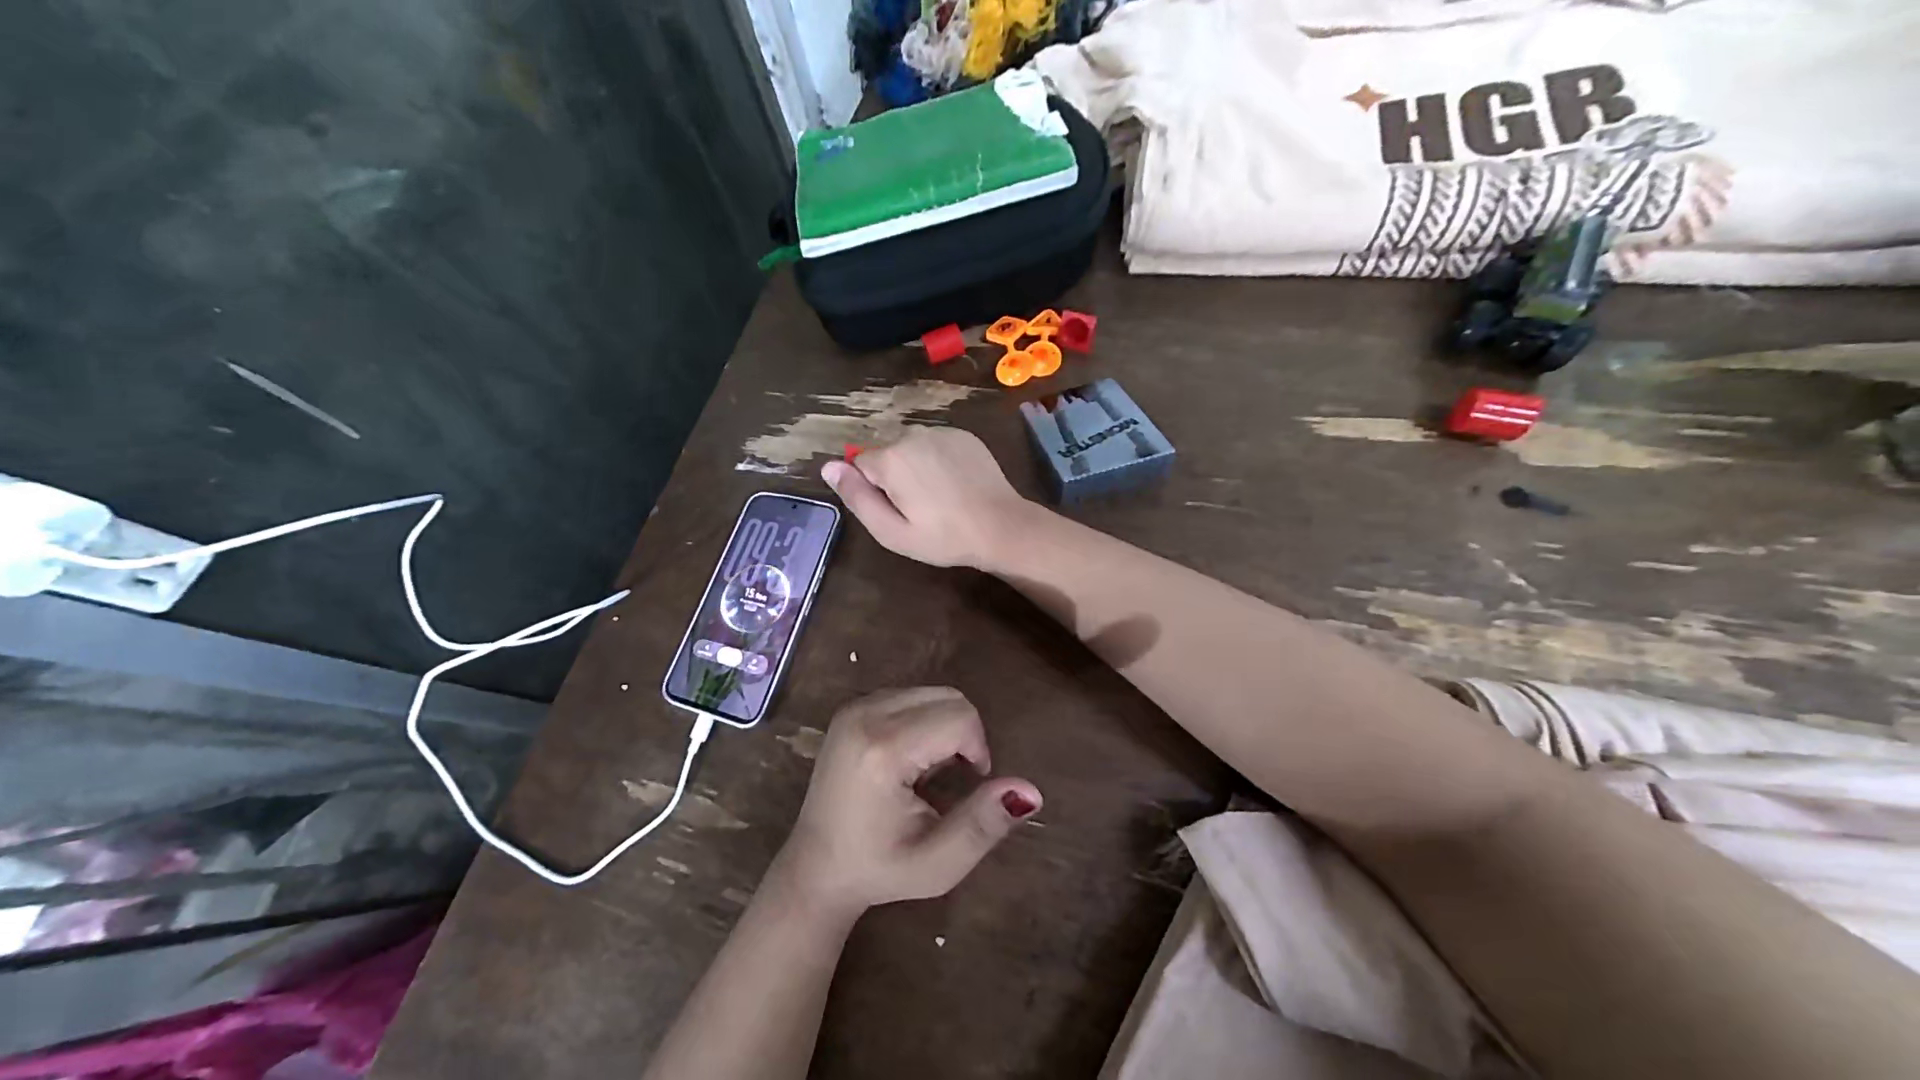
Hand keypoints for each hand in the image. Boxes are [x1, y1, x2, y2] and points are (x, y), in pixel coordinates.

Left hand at [771, 687, 1041, 917]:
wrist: (815, 868)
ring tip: (927, 773)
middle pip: (949, 697)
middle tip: (950, 781)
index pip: (960, 718)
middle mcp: (865, 715)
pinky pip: (910, 695)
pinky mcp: (851, 707)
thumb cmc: (879, 869)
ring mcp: (854, 707)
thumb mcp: (939, 863)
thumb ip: (984, 823)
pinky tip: (910, 759)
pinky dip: (925, 720)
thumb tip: (1031, 791)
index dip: (978, 750)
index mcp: (883, 750)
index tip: (968, 786)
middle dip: (964, 735)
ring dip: (945, 727)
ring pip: (932, 692)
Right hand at [820, 428, 1032, 570]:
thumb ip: (857, 497)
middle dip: (893, 478)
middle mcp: (912, 435)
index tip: (897, 511)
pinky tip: (954, 484)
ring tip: (938, 497)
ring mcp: (941, 431)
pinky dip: (937, 461)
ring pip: (910, 448)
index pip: (860, 465)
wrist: (1001, 526)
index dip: (873, 491)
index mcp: (890, 458)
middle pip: (885, 454)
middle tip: (918, 509)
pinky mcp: (963, 435)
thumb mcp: (892, 532)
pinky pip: (935, 445)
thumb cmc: (944, 537)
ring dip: (916, 468)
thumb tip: (828, 467)